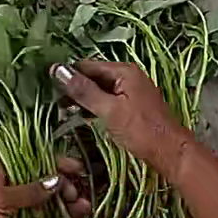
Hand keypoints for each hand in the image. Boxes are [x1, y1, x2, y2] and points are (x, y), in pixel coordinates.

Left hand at [0, 160, 89, 217]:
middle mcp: (8, 189)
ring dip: (65, 203)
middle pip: (42, 183)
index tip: (76, 168)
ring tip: (82, 208)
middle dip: (62, 186)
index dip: (54, 163)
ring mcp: (14, 211)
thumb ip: (29, 190)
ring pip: (46, 203)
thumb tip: (57, 180)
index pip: (31, 161)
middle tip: (76, 194)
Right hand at [51, 60, 195, 175]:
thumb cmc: (141, 131)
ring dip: (84, 99)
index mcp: (125, 71)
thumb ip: (84, 91)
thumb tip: (58, 70)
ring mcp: (133, 91)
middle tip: (54, 102)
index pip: (88, 66)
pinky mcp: (133, 105)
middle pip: (95, 76)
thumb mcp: (109, 110)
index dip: (68, 75)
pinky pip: (109, 100)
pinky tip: (83, 116)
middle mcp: (129, 76)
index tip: (47, 86)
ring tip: (64, 111)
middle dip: (75, 87)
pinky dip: (96, 106)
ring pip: (101, 89)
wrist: (169, 152)